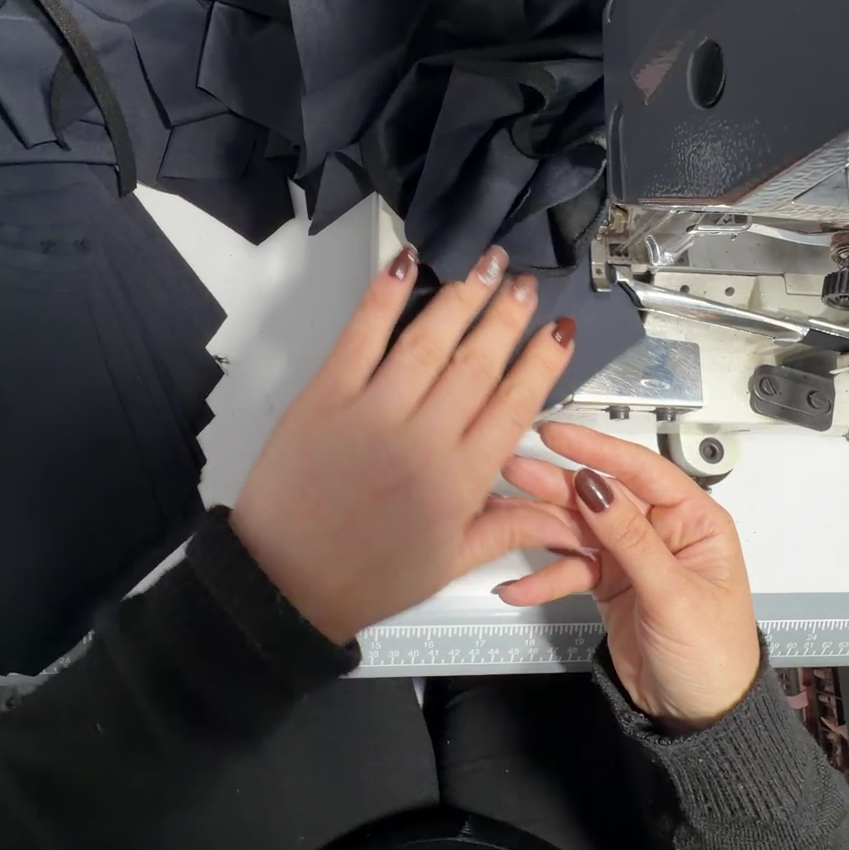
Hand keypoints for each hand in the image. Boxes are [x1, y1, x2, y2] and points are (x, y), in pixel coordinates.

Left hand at [230, 246, 584, 643]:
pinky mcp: (326, 396)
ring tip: (488, 265)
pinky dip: (384, 296)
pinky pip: (361, 337)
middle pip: (477, 362)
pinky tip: (406, 266)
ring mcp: (373, 412)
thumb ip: (509, 528)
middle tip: (525, 282)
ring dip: (463, 297)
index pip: (514, 405)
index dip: (542, 363)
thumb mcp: (448, 562)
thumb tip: (564, 515)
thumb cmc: (365, 576)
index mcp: (459, 481)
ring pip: (429, 341)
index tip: (560, 331)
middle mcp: (423, 439)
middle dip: (508, 316)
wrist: (283, 584)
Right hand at [498, 423, 761, 732]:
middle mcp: (660, 528)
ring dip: (542, 526)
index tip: (557, 435)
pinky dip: (545, 578)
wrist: (699, 719)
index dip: (597, 450)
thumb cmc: (714, 657)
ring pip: (579, 528)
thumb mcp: (673, 595)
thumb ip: (631, 539)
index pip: (641, 470)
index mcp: (693, 519)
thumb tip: (596, 487)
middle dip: (557, 484)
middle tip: (516, 470)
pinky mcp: (607, 579)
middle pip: (601, 495)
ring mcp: (630, 554)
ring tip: (504, 516)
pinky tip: (519, 587)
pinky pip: (571, 568)